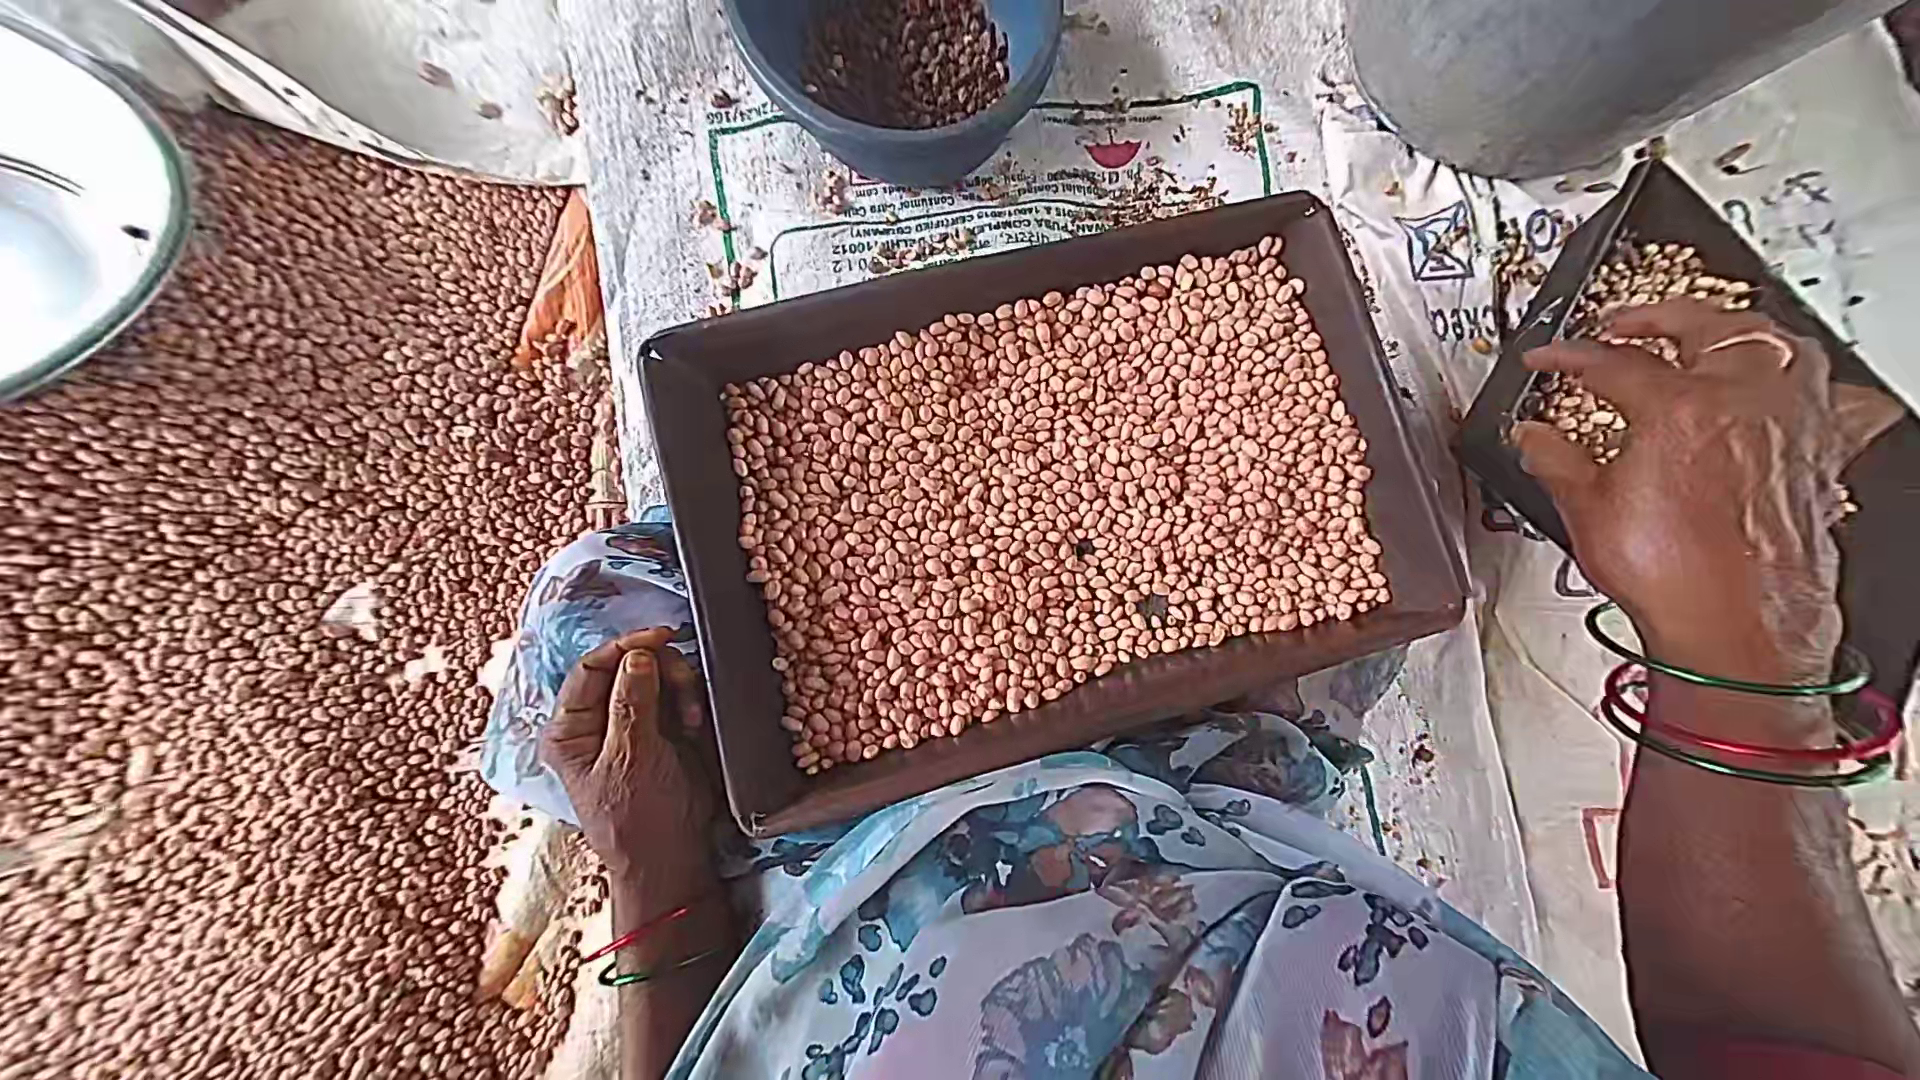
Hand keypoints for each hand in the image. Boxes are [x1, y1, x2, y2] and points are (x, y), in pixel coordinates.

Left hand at [541, 628, 718, 892]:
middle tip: (685, 688)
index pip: (591, 668)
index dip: (624, 646)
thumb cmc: (637, 814)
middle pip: (631, 664)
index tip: (661, 635)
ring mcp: (637, 718)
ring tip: (692, 719)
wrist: (674, 850)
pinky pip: (681, 690)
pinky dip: (693, 698)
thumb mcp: (630, 759)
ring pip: (660, 673)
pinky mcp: (667, 723)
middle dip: (662, 670)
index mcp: (572, 728)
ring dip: (682, 687)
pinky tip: (696, 724)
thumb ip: (632, 704)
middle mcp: (601, 717)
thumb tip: (638, 654)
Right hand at [1513, 300, 1900, 682]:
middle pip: (1712, 328)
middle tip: (1621, 322)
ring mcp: (1793, 423)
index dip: (1568, 356)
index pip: (1613, 363)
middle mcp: (1748, 403)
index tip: (1544, 357)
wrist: (1736, 616)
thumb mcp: (1583, 506)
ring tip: (1695, 335)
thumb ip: (1554, 457)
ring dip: (1729, 330)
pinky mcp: (1817, 450)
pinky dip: (1787, 376)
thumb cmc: (1669, 567)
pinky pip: (1818, 389)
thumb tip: (1531, 433)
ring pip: (1778, 344)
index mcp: (1682, 410)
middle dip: (1659, 316)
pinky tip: (1768, 387)